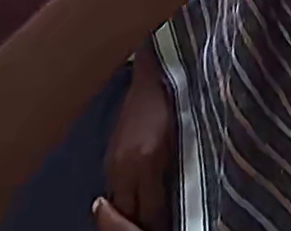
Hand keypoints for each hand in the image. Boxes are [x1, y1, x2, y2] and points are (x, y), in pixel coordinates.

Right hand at [103, 55, 174, 229]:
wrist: (153, 75)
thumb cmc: (175, 102)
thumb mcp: (182, 138)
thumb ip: (178, 173)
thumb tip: (178, 203)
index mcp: (147, 160)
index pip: (151, 213)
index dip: (162, 224)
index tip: (174, 223)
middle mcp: (124, 165)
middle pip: (127, 214)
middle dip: (139, 224)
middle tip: (159, 223)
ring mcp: (112, 161)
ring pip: (117, 205)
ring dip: (129, 214)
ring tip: (148, 213)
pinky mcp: (108, 155)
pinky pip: (113, 189)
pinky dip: (123, 199)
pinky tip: (137, 198)